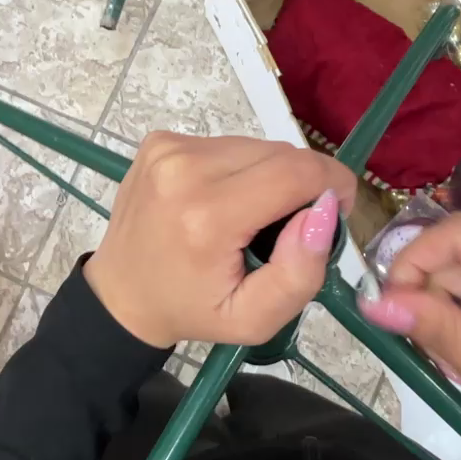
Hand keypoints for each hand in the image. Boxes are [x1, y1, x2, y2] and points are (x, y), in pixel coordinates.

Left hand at [84, 133, 356, 349]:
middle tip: (288, 228)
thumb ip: (300, 273)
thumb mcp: (254, 318)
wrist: (122, 293)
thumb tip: (326, 211)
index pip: (298, 172)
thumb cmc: (190, 309)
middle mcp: (185, 169)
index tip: (338, 211)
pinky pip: (227, 144)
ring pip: (256, 145)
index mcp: (208, 216)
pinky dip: (237, 169)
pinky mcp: (160, 141)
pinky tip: (220, 200)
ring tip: (249, 218)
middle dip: (302, 185)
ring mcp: (168, 149)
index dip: (333, 185)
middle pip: (280, 154)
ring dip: (268, 176)